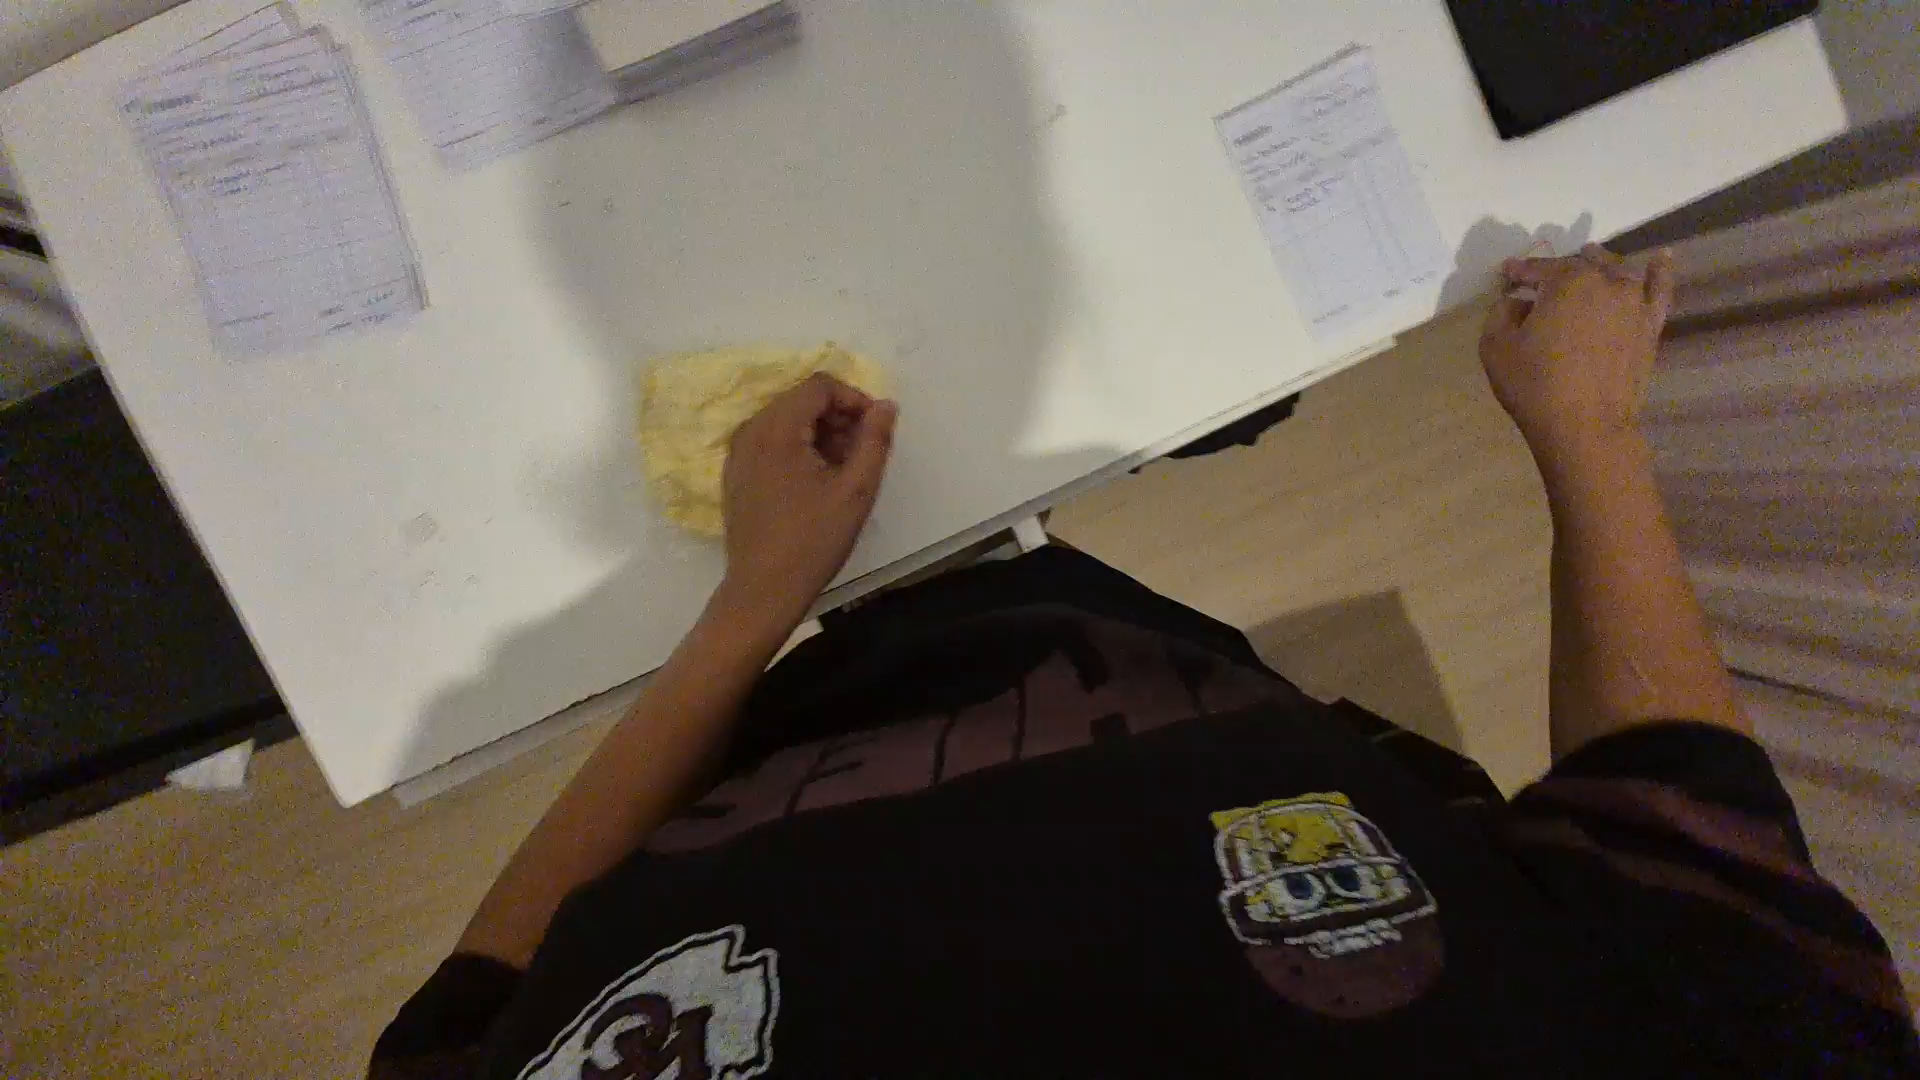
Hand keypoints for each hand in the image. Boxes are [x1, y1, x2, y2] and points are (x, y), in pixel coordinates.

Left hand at [718, 372, 896, 622]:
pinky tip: (817, 482)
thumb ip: (874, 441)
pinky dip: (799, 449)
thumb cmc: (813, 541)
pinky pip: (771, 443)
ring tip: (844, 470)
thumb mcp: (855, 491)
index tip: (875, 429)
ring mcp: (738, 453)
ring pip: (786, 421)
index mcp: (777, 430)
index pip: (819, 386)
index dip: (854, 399)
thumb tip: (886, 406)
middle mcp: (750, 432)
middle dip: (838, 417)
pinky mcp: (736, 474)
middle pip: (801, 400)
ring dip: (820, 434)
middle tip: (863, 452)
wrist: (763, 589)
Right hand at [1480, 244, 1674, 458]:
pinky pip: (1660, 288)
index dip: (1518, 270)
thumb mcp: (1494, 346)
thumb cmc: (1532, 383)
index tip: (1505, 273)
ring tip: (1589, 256)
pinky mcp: (1650, 324)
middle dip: (1556, 267)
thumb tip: (1517, 300)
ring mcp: (1635, 302)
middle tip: (1538, 276)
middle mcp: (1607, 283)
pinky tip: (1661, 258)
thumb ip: (1501, 312)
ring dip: (1600, 261)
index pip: (1539, 268)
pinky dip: (1660, 270)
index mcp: (1567, 284)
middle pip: (1579, 265)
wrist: (1583, 422)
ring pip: (1618, 270)